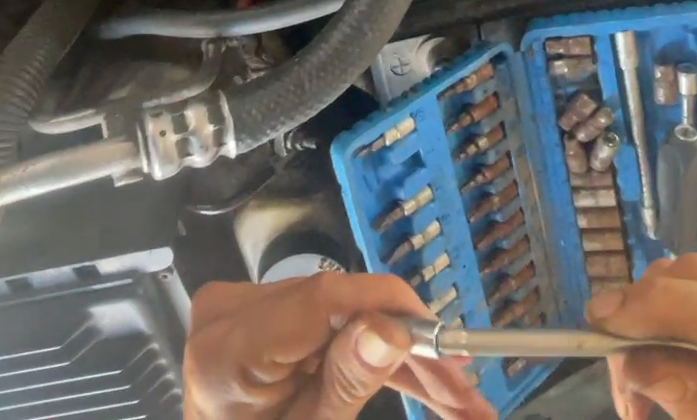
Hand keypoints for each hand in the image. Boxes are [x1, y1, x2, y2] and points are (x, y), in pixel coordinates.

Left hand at [184, 272, 495, 419]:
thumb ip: (345, 383)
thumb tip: (392, 330)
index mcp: (230, 346)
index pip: (321, 298)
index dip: (388, 306)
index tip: (444, 340)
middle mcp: (232, 309)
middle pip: (340, 309)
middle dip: (407, 349)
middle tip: (465, 392)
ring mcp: (244, 307)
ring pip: (341, 318)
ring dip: (397, 356)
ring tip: (457, 399)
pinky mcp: (261, 312)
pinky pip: (325, 324)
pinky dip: (366, 352)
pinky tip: (418, 381)